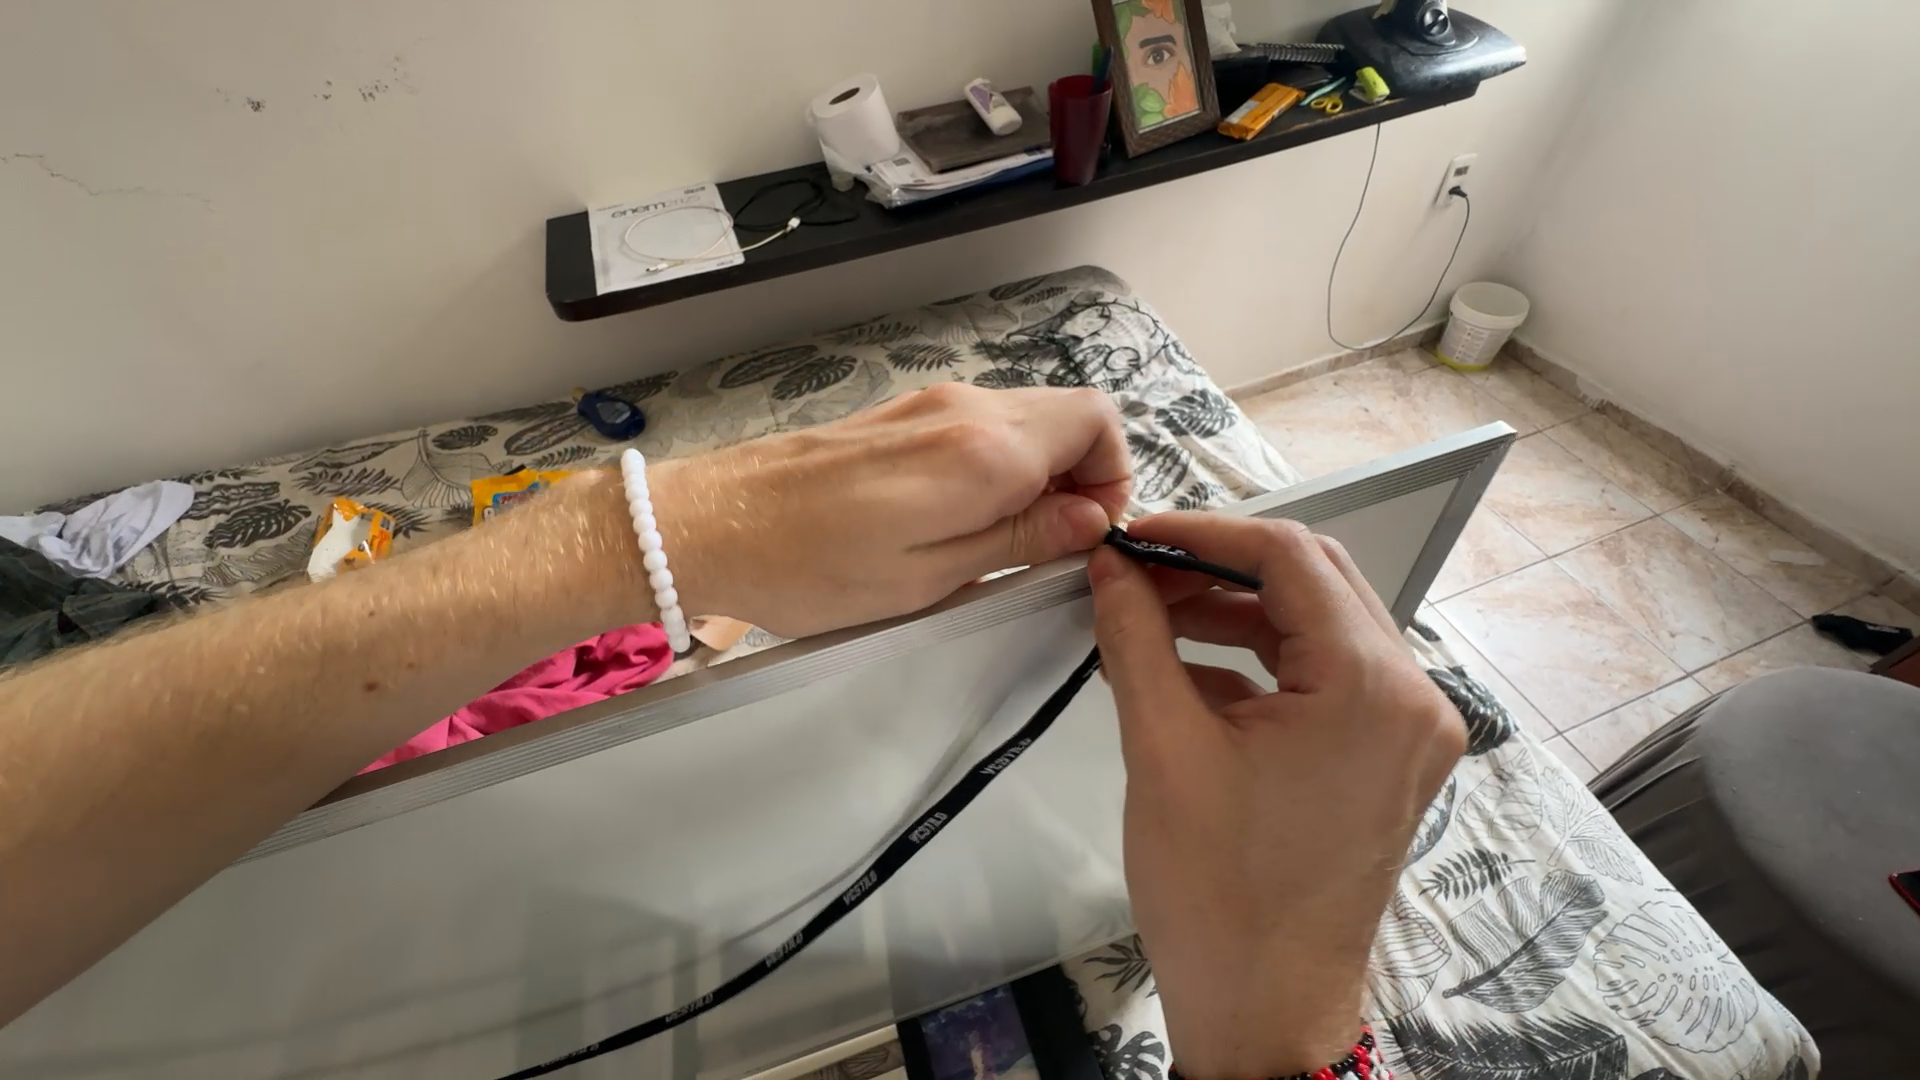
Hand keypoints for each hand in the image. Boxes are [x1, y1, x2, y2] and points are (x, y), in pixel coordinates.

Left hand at [647, 383, 1131, 638]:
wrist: (714, 525)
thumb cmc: (815, 568)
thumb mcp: (933, 576)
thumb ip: (1023, 539)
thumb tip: (1092, 519)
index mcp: (984, 450)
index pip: (1096, 422)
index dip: (1112, 476)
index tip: (1086, 532)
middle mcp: (965, 409)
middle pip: (1066, 415)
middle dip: (1080, 477)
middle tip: (1047, 543)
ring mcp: (930, 404)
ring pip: (1024, 422)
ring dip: (1036, 475)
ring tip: (998, 538)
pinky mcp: (903, 415)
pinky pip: (979, 429)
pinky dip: (995, 466)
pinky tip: (957, 516)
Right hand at [1088, 514, 1465, 1078]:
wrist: (1262, 1007)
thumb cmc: (1213, 888)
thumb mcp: (1162, 744)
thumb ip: (1136, 635)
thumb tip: (1111, 566)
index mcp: (1369, 688)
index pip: (1290, 556)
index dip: (1204, 531)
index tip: (1136, 537)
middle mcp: (1409, 696)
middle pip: (1311, 579)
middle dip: (1217, 564)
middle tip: (1140, 570)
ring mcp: (1403, 727)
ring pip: (1312, 622)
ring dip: (1230, 608)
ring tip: (1151, 612)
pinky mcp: (1380, 753)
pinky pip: (1315, 671)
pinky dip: (1250, 655)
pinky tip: (1183, 666)